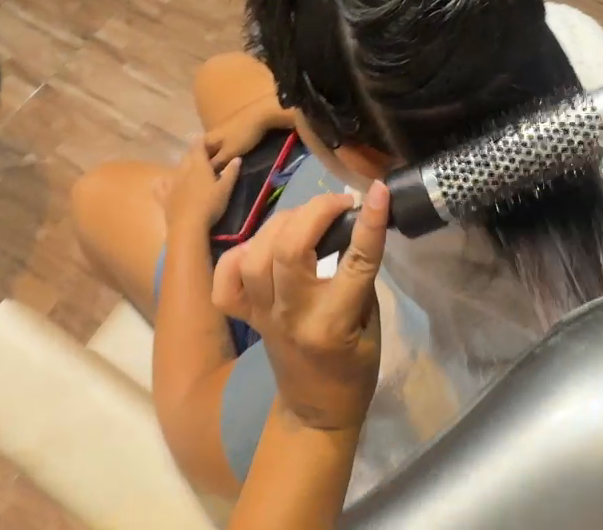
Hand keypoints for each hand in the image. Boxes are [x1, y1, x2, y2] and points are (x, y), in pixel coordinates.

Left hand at [162, 142, 240, 236]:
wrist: (188, 226)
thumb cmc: (210, 206)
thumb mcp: (226, 189)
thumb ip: (231, 173)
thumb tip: (237, 158)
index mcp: (199, 167)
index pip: (198, 148)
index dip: (200, 141)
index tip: (203, 137)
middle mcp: (183, 171)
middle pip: (186, 157)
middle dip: (192, 153)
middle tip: (200, 154)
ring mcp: (172, 184)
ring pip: (175, 169)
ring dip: (181, 166)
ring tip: (186, 168)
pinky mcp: (164, 198)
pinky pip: (159, 186)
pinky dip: (160, 182)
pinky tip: (161, 181)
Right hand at [204, 97, 289, 168]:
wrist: (262, 114)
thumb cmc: (244, 135)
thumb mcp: (230, 152)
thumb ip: (217, 162)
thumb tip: (206, 172)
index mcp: (208, 138)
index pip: (196, 154)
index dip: (198, 166)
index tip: (202, 178)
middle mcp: (212, 132)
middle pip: (206, 150)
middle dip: (207, 161)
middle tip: (212, 176)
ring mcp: (224, 128)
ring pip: (216, 146)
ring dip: (217, 156)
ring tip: (221, 169)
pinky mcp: (234, 127)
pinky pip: (225, 142)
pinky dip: (225, 150)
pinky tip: (231, 157)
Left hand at [212, 182, 389, 433]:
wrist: (315, 412)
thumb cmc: (355, 367)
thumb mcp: (372, 322)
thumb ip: (361, 273)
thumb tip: (356, 222)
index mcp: (333, 323)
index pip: (354, 262)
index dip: (368, 222)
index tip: (376, 190)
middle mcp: (292, 315)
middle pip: (291, 249)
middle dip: (316, 211)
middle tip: (338, 203)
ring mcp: (262, 315)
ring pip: (256, 255)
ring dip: (282, 223)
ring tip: (306, 217)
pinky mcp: (244, 316)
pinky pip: (226, 278)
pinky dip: (240, 252)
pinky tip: (264, 243)